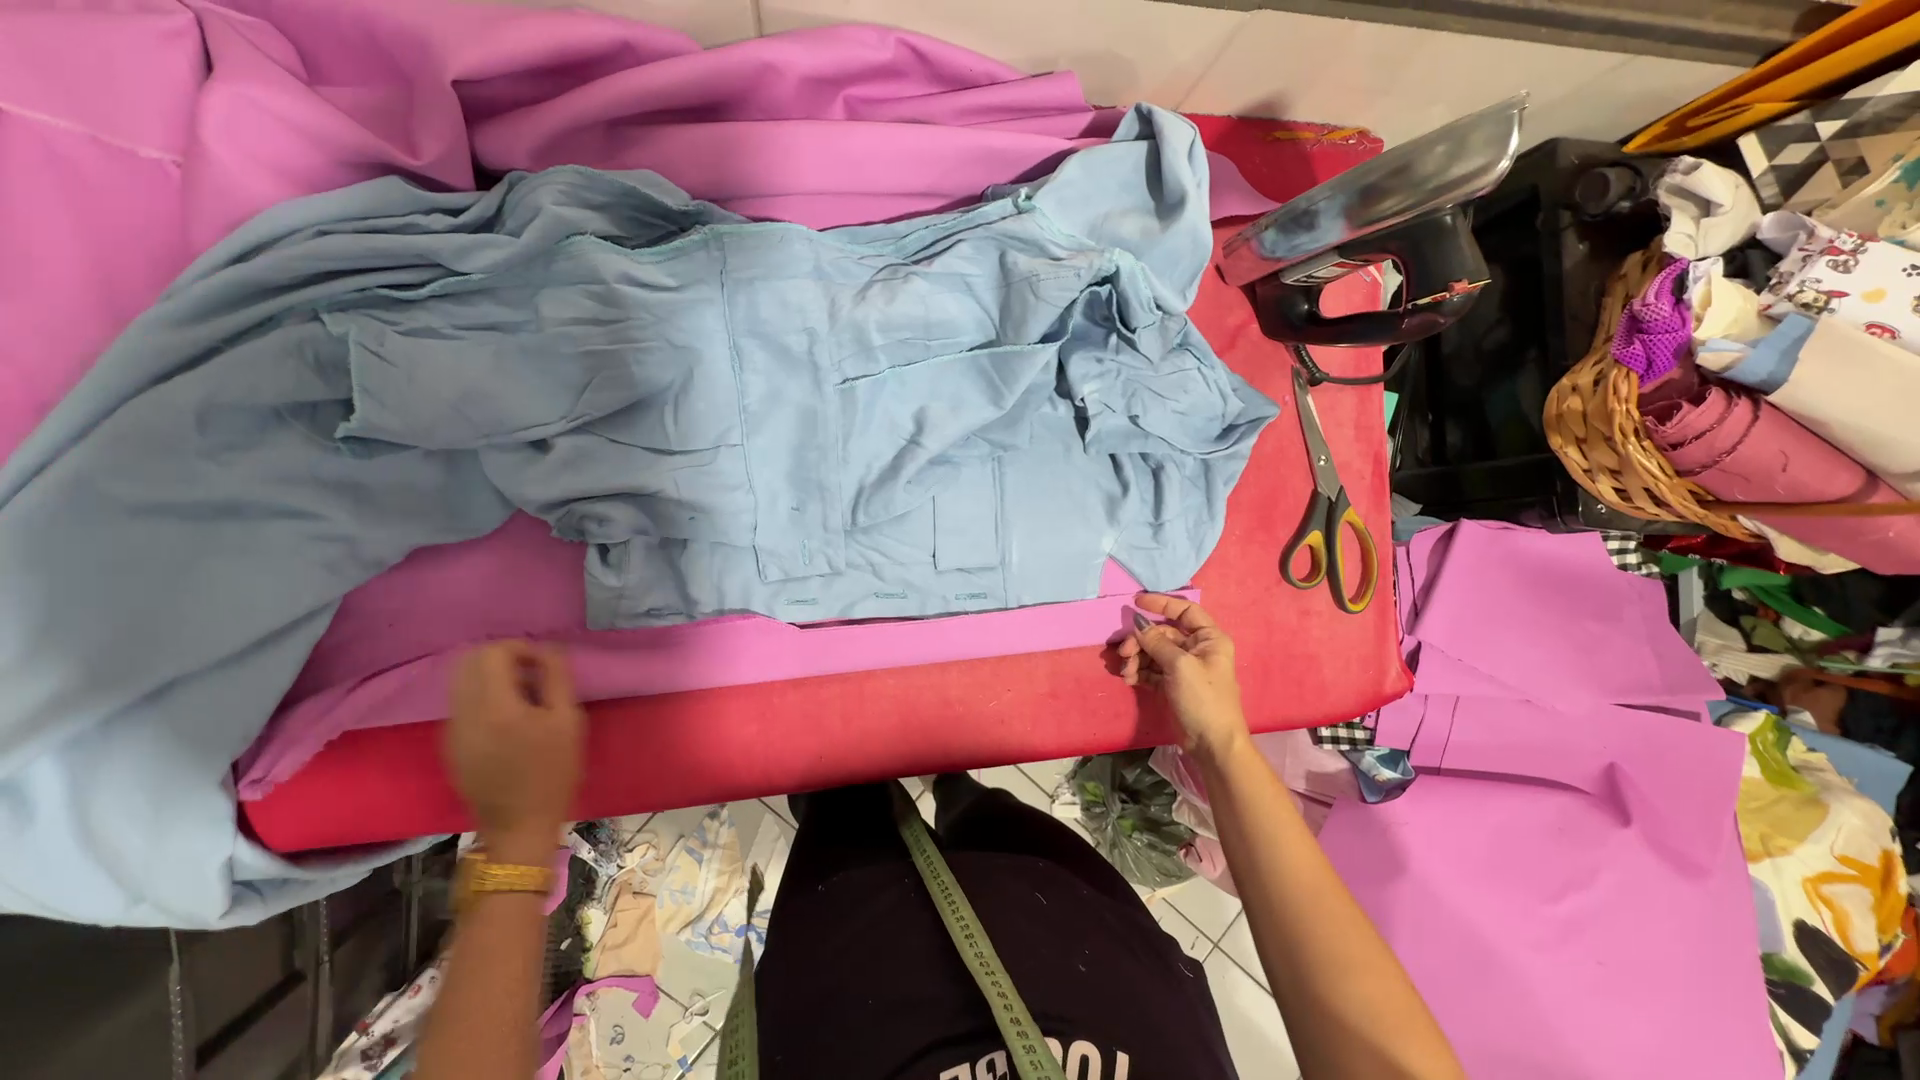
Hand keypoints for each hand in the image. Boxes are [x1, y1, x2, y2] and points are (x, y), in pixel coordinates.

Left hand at [444, 641, 583, 864]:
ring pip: (461, 680)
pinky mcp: (448, 744)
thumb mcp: (568, 722)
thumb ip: (557, 679)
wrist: (518, 826)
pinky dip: (482, 697)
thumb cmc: (553, 774)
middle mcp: (464, 712)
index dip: (522, 649)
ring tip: (521, 697)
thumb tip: (546, 650)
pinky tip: (507, 720)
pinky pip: (460, 704)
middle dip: (502, 658)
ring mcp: (451, 729)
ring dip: (490, 676)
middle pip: (469, 660)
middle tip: (532, 675)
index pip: (495, 652)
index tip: (544, 666)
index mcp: (496, 706)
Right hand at [1114, 594, 1249, 762]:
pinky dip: (1139, 672)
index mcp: (1209, 639)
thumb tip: (1137, 623)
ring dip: (1137, 658)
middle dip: (1141, 641)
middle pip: (1163, 634)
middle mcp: (1197, 649)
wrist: (1211, 743)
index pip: (1184, 611)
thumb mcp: (1180, 666)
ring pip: (1153, 652)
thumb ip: (1157, 642)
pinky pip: (1151, 670)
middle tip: (1124, 652)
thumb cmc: (1203, 699)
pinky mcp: (1172, 685)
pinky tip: (1129, 679)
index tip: (1136, 602)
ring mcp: (1183, 668)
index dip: (1161, 604)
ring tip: (1126, 672)